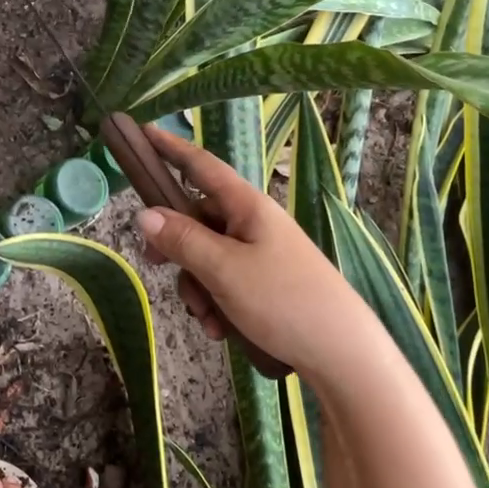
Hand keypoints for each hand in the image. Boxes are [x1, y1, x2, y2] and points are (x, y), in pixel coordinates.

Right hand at [131, 125, 367, 374]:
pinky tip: (221, 330)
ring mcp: (261, 255)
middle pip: (196, 219)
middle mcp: (253, 224)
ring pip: (206, 256)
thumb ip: (181, 239)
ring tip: (205, 319)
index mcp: (246, 206)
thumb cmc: (284, 301)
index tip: (144, 131)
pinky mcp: (267, 285)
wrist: (345, 356)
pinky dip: (215, 303)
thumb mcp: (222, 269)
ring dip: (196, 286)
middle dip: (174, 248)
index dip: (170, 148)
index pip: (201, 166)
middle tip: (153, 265)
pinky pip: (224, 282)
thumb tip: (143, 213)